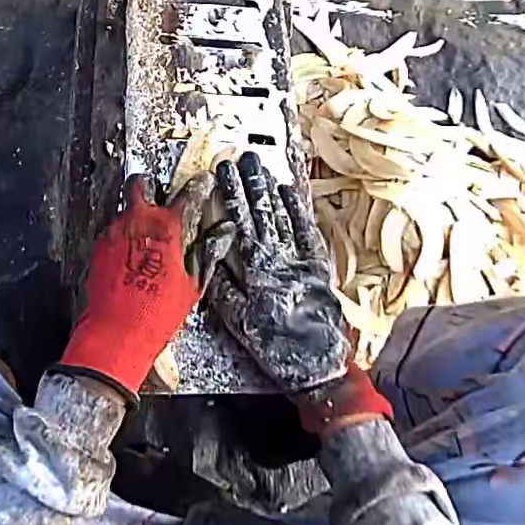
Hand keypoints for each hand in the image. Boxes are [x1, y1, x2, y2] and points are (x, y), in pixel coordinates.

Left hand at [56, 172, 216, 397]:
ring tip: (147, 240)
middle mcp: (137, 221)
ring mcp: (114, 230)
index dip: (199, 186)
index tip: (203, 184)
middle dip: (151, 185)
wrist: (116, 331)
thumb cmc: (156, 312)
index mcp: (166, 227)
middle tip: (161, 200)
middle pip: (141, 184)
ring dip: (137, 217)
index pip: (187, 194)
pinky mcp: (99, 244)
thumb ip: (207, 252)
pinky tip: (132, 256)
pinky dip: (124, 236)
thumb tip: (222, 233)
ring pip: (126, 209)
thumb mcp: (192, 285)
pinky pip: (114, 230)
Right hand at [207, 153, 387, 432]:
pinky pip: (306, 232)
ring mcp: (300, 260)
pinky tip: (290, 194)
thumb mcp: (235, 318)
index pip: (238, 220)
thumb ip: (220, 284)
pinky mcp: (318, 267)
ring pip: (282, 217)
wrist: (317, 367)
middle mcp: (277, 258)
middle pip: (261, 212)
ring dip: (271, 190)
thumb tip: (207, 252)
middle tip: (244, 158)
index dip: (230, 193)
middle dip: (250, 183)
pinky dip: (298, 211)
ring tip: (262, 169)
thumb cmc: (271, 344)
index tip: (222, 171)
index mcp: (254, 268)